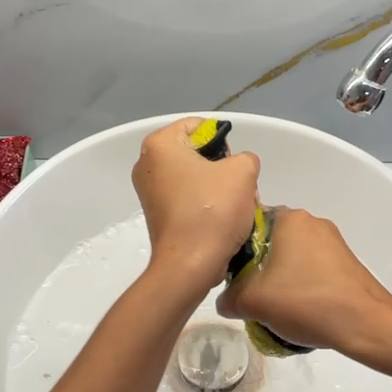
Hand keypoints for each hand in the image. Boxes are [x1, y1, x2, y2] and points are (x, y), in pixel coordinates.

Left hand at [132, 118, 260, 293]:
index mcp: (160, 145)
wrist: (191, 264)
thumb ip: (245, 157)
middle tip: (240, 187)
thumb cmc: (213, 211)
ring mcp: (149, 193)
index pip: (198, 126)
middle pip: (195, 154)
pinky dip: (206, 206)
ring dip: (219, 189)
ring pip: (194, 179)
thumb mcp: (243, 172)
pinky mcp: (157, 216)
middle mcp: (147, 165)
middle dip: (222, 168)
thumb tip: (237, 169)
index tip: (235, 164)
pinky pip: (187, 199)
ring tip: (237, 207)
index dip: (223, 140)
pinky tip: (223, 221)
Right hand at [217, 207, 391, 352]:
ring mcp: (333, 242)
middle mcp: (312, 222)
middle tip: (246, 293)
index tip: (228, 272)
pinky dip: (301, 286)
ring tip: (272, 307)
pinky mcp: (346, 263)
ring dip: (279, 279)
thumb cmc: (305, 301)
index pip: (248, 222)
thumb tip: (226, 302)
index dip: (233, 246)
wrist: (364, 324)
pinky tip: (297, 310)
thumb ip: (229, 297)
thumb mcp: (252, 301)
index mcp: (289, 218)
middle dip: (257, 267)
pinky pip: (312, 270)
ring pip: (292, 258)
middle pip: (270, 242)